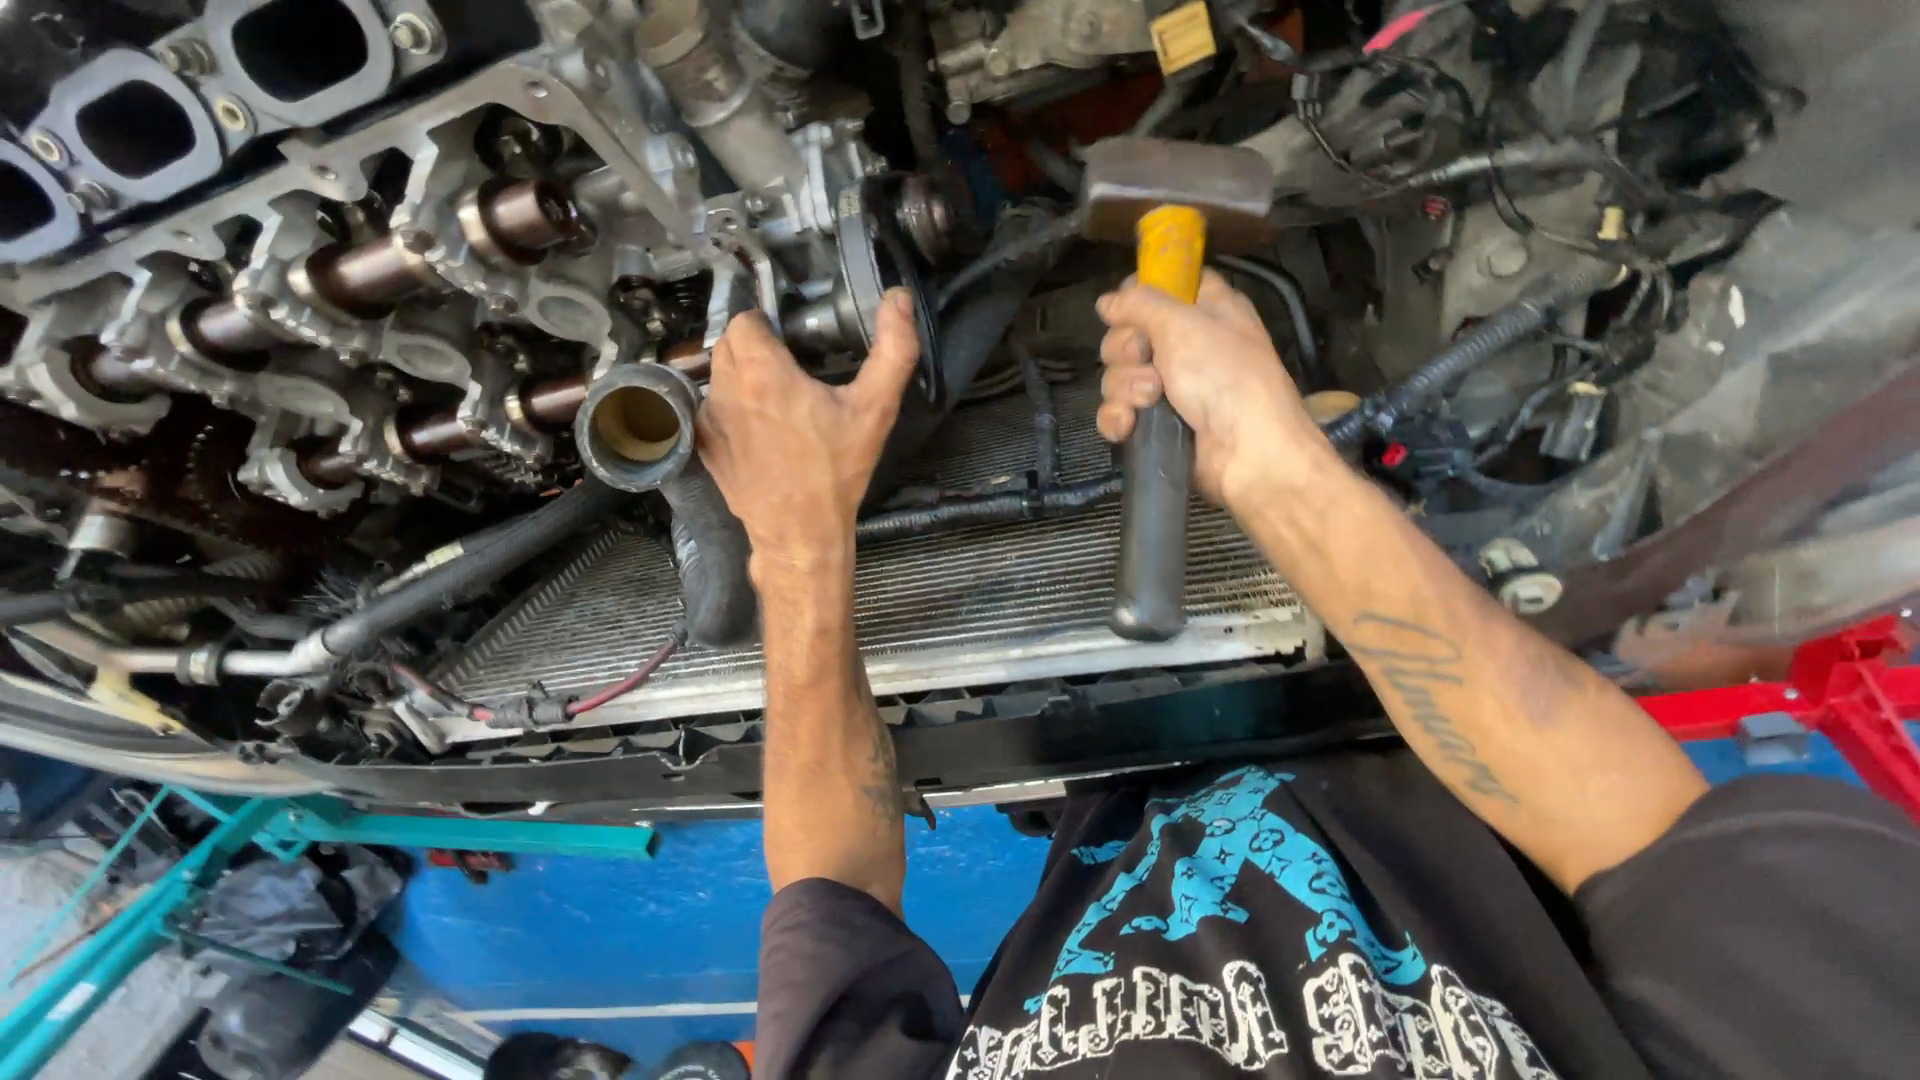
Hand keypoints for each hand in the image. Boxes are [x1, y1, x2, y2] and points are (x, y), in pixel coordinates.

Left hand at [698, 287, 920, 579]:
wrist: (800, 533)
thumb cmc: (836, 473)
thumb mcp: (874, 410)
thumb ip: (893, 349)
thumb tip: (898, 300)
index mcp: (763, 373)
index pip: (745, 319)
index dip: (767, 322)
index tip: (791, 338)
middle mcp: (726, 390)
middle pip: (727, 343)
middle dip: (754, 345)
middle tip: (789, 365)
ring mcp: (711, 421)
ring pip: (717, 375)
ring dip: (741, 375)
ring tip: (777, 398)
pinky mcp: (705, 446)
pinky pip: (712, 409)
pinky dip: (732, 408)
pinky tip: (761, 430)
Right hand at [1096, 270, 1331, 503]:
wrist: (1246, 451)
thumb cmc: (1225, 376)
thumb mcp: (1183, 324)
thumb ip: (1140, 304)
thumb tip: (1107, 301)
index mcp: (1207, 311)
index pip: (1166, 286)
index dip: (1141, 293)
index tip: (1126, 305)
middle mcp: (1188, 346)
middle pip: (1129, 334)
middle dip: (1127, 350)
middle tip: (1145, 358)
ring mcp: (1171, 388)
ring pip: (1119, 375)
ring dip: (1126, 388)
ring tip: (1152, 400)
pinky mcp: (1157, 425)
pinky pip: (1118, 412)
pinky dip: (1118, 418)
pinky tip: (1128, 425)